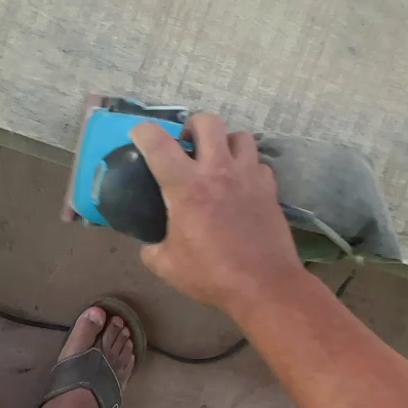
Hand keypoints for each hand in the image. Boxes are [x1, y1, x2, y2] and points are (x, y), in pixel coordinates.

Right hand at [130, 113, 308, 309]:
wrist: (264, 285)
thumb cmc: (211, 275)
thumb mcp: (167, 266)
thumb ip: (151, 248)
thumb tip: (149, 243)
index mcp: (186, 186)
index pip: (157, 143)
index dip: (143, 131)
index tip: (138, 135)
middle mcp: (217, 170)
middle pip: (207, 122)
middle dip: (192, 125)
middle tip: (186, 144)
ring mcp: (247, 175)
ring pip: (239, 135)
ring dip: (224, 142)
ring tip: (217, 160)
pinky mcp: (269, 187)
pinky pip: (258, 162)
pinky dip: (247, 166)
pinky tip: (240, 184)